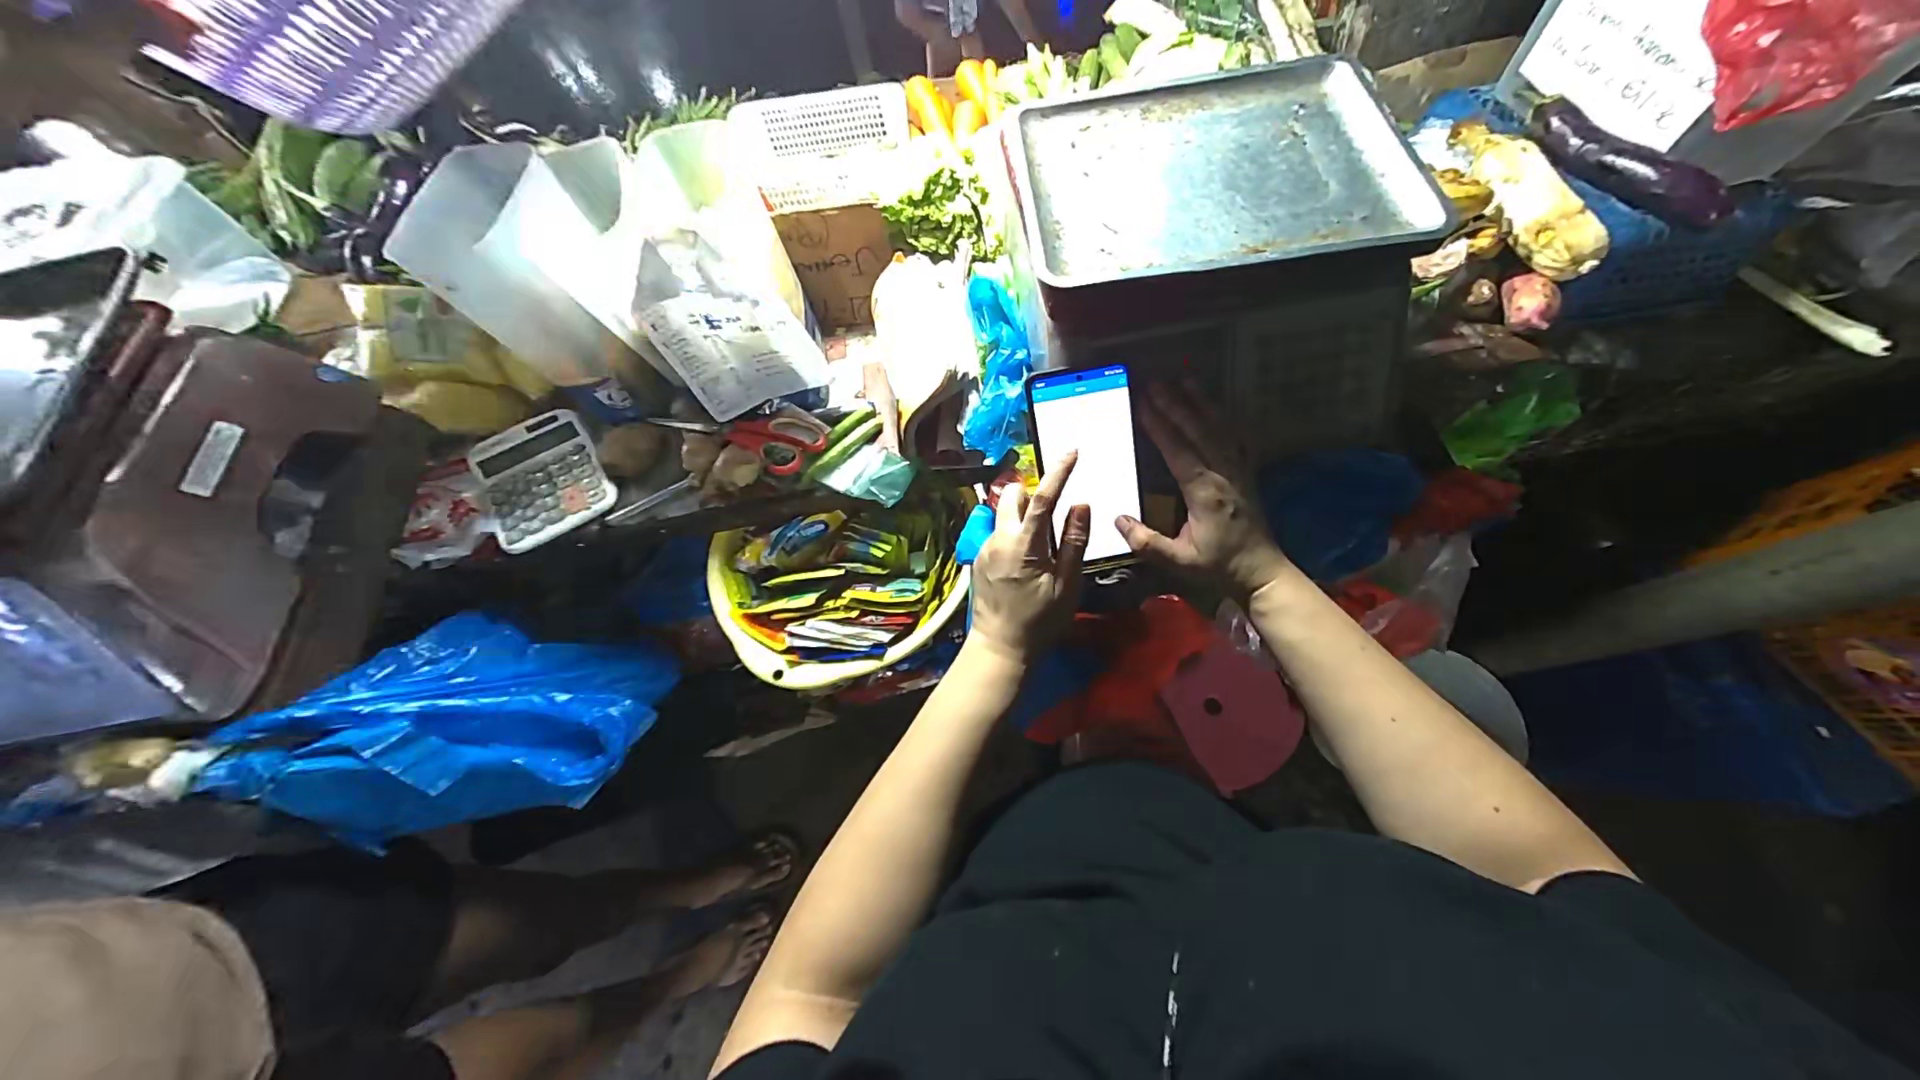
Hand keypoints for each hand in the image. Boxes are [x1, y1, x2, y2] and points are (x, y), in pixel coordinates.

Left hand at [968, 452, 1090, 663]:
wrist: (999, 647)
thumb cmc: (1040, 620)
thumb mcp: (1067, 584)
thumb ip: (1074, 542)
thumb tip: (1081, 505)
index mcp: (1024, 544)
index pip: (1043, 497)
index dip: (1058, 472)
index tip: (1072, 452)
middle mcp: (999, 538)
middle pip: (1012, 495)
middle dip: (1032, 493)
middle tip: (1052, 514)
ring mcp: (985, 547)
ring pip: (1002, 514)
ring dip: (1022, 514)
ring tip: (1041, 543)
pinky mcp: (980, 558)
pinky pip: (998, 532)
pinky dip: (1013, 533)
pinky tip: (1024, 561)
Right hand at [1117, 383, 1292, 597]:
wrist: (1261, 572)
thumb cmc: (1218, 567)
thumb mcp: (1179, 562)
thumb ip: (1147, 542)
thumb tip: (1118, 519)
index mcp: (1204, 493)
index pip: (1178, 451)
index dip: (1160, 426)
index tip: (1143, 404)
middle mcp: (1223, 474)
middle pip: (1198, 431)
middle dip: (1176, 404)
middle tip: (1156, 382)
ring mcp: (1238, 471)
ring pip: (1219, 428)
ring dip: (1201, 403)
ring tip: (1185, 379)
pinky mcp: (1246, 473)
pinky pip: (1235, 437)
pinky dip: (1223, 417)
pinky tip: (1214, 405)